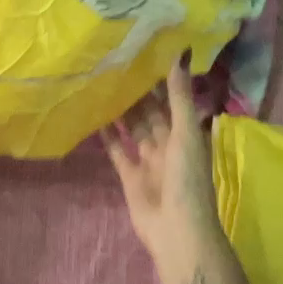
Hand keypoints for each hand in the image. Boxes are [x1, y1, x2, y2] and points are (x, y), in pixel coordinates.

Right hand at [105, 59, 223, 265]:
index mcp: (185, 133)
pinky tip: (95, 116)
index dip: (160, 80)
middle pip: (151, 113)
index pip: (171, 100)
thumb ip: (179, 96)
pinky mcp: (130, 176)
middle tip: (117, 64)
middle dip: (138, 92)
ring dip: (122, 110)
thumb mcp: (186, 132)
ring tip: (104, 84)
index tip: (144, 54)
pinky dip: (108, 135)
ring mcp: (148, 160)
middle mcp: (167, 144)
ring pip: (133, 129)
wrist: (176, 231)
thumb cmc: (187, 178)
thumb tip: (180, 53)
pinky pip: (118, 150)